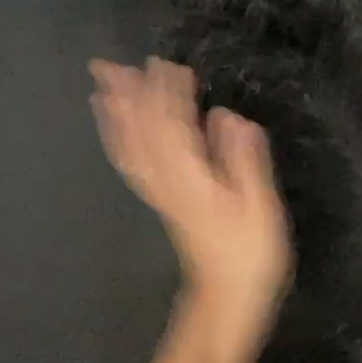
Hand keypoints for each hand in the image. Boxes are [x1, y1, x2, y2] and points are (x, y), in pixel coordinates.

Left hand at [89, 57, 291, 318]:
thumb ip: (244, 161)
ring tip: (101, 86)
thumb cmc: (250, 256)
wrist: (227, 300)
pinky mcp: (162, 201)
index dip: (166, 93)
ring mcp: (161, 192)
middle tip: (107, 63)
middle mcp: (168, 181)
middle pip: (141, 132)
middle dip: (127, 98)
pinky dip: (119, 142)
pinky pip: (133, 165)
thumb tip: (228, 116)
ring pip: (131, 147)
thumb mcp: (260, 208)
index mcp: (192, 178)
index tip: (165, 63)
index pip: (173, 126)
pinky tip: (116, 128)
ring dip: (116, 116)